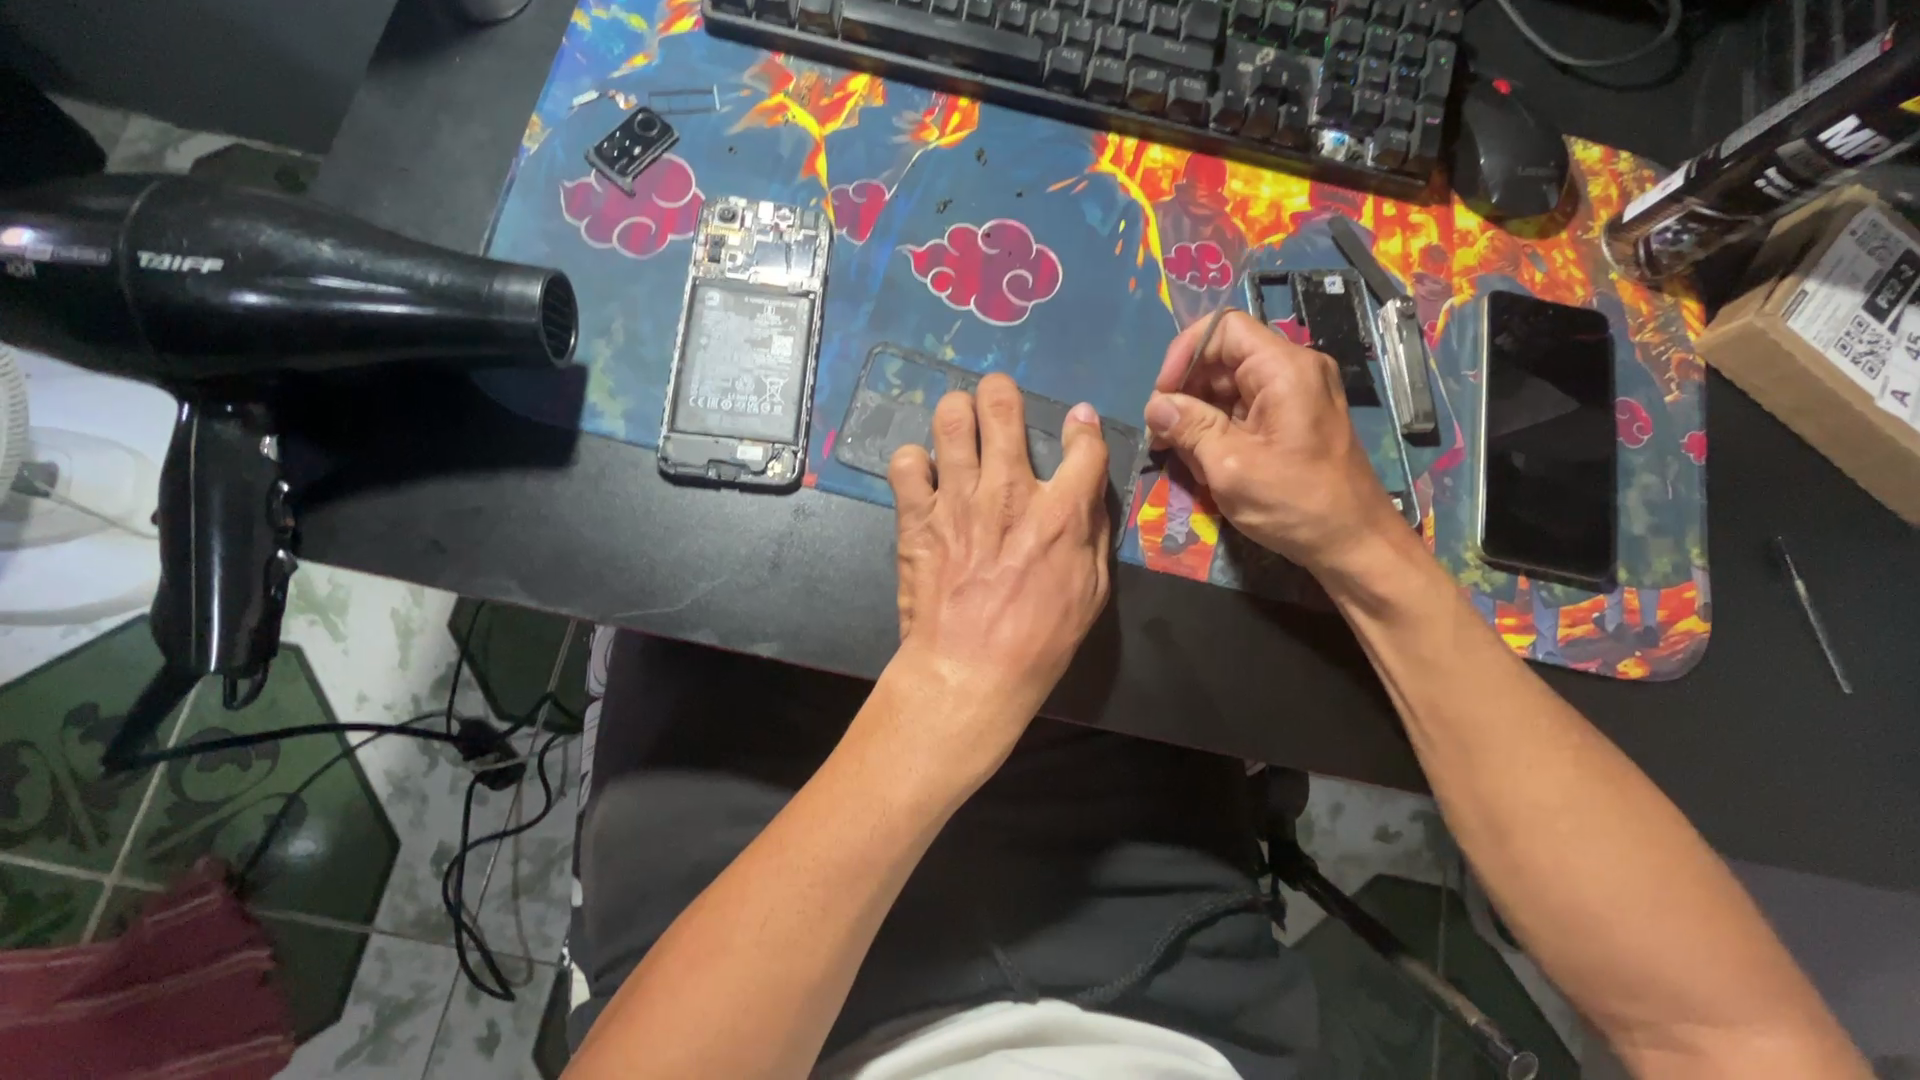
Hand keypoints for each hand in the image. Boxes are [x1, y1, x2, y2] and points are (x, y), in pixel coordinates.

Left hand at [885, 374, 1110, 760]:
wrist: (970, 669)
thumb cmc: (1040, 639)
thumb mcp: (1092, 590)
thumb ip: (1092, 531)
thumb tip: (1089, 490)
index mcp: (1061, 512)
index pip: (1083, 442)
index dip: (1082, 426)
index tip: (1076, 425)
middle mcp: (1009, 492)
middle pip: (1002, 406)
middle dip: (1001, 393)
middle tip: (998, 403)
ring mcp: (957, 500)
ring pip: (951, 419)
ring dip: (957, 413)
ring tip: (960, 426)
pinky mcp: (917, 516)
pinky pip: (906, 462)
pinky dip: (914, 462)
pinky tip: (924, 476)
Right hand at [1142, 311, 1409, 581]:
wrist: (1354, 543)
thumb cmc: (1294, 503)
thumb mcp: (1230, 466)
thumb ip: (1190, 428)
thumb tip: (1155, 407)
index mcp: (1284, 369)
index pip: (1223, 328)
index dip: (1184, 354)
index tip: (1163, 396)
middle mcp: (1294, 371)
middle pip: (1224, 357)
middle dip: (1186, 391)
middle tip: (1162, 433)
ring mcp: (1296, 396)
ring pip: (1230, 386)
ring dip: (1198, 414)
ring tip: (1179, 453)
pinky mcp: (1294, 421)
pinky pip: (1246, 409)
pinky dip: (1218, 429)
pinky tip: (1203, 461)